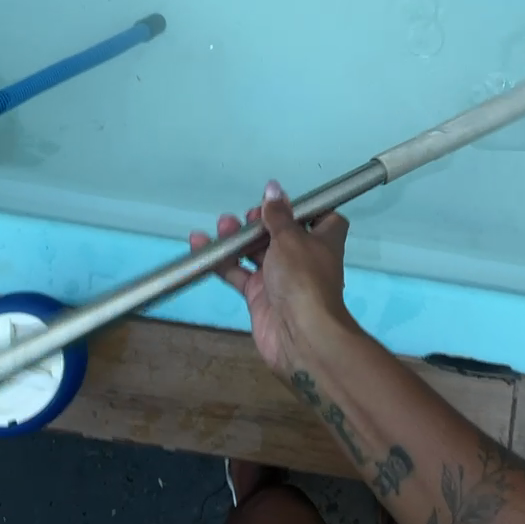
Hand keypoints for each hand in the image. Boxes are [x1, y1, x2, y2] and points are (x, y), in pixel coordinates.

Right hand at [189, 180, 352, 376]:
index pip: (319, 217)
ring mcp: (281, 277)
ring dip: (240, 237)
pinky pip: (239, 272)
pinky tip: (201, 243)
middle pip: (281, 232)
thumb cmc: (304, 277)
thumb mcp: (291, 238)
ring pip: (257, 251)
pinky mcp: (260, 295)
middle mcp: (304, 256)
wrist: (300, 334)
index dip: (302, 208)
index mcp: (323, 239)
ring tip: (223, 224)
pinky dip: (222, 260)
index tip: (281, 201)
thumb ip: (278, 214)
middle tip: (249, 217)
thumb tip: (274, 188)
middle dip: (263, 221)